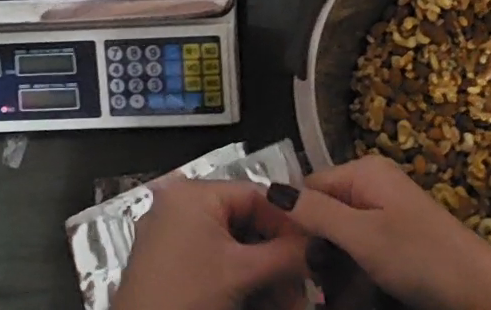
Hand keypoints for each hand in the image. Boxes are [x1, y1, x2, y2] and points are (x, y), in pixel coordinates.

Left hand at [113, 178, 309, 309]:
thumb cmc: (188, 296)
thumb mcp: (241, 272)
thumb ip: (286, 253)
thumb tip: (322, 244)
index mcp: (193, 192)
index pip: (255, 193)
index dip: (288, 221)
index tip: (314, 247)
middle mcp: (179, 203)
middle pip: (245, 220)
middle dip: (276, 254)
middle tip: (304, 281)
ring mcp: (171, 232)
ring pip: (232, 243)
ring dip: (263, 271)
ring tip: (288, 300)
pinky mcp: (168, 261)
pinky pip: (213, 258)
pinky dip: (238, 277)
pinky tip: (261, 300)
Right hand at [266, 157, 490, 309]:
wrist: (482, 292)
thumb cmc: (420, 256)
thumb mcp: (362, 236)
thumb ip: (316, 212)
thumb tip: (268, 188)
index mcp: (364, 170)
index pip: (309, 185)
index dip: (293, 218)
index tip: (284, 256)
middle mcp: (372, 184)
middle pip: (323, 210)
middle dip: (314, 246)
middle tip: (312, 281)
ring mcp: (386, 212)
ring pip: (339, 235)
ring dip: (331, 265)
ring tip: (329, 292)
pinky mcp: (395, 239)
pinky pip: (359, 249)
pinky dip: (352, 271)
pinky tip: (350, 294)